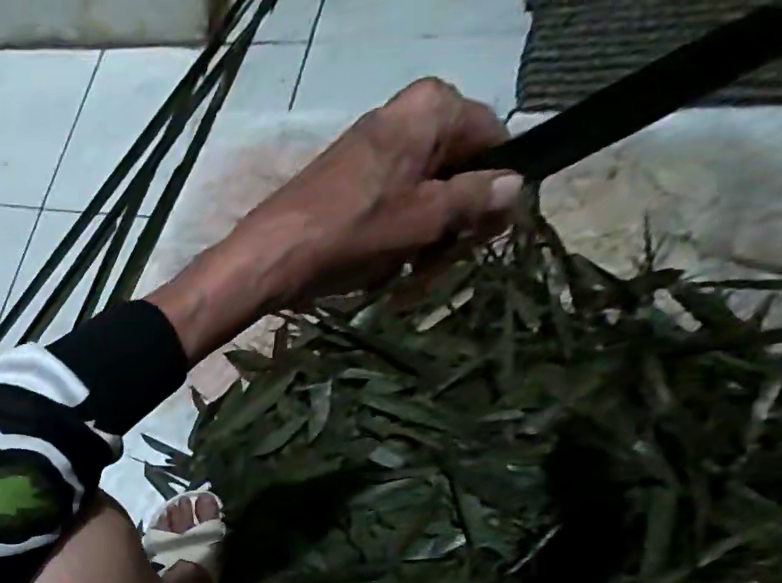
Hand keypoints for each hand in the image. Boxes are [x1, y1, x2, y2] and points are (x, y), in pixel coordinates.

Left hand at [146, 78, 521, 360]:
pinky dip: (388, 242)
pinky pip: (386, 211)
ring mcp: (368, 153)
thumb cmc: (349, 234)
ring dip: (419, 241)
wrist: (267, 259)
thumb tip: (514, 185)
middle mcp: (400, 119)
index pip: (492, 141)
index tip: (481, 235)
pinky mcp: (343, 187)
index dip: (492, 191)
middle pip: (454, 171)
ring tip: (401, 274)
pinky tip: (376, 272)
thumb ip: (473, 199)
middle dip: (450, 224)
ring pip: (419, 198)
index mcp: (429, 108)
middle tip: (434, 265)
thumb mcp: (423, 220)